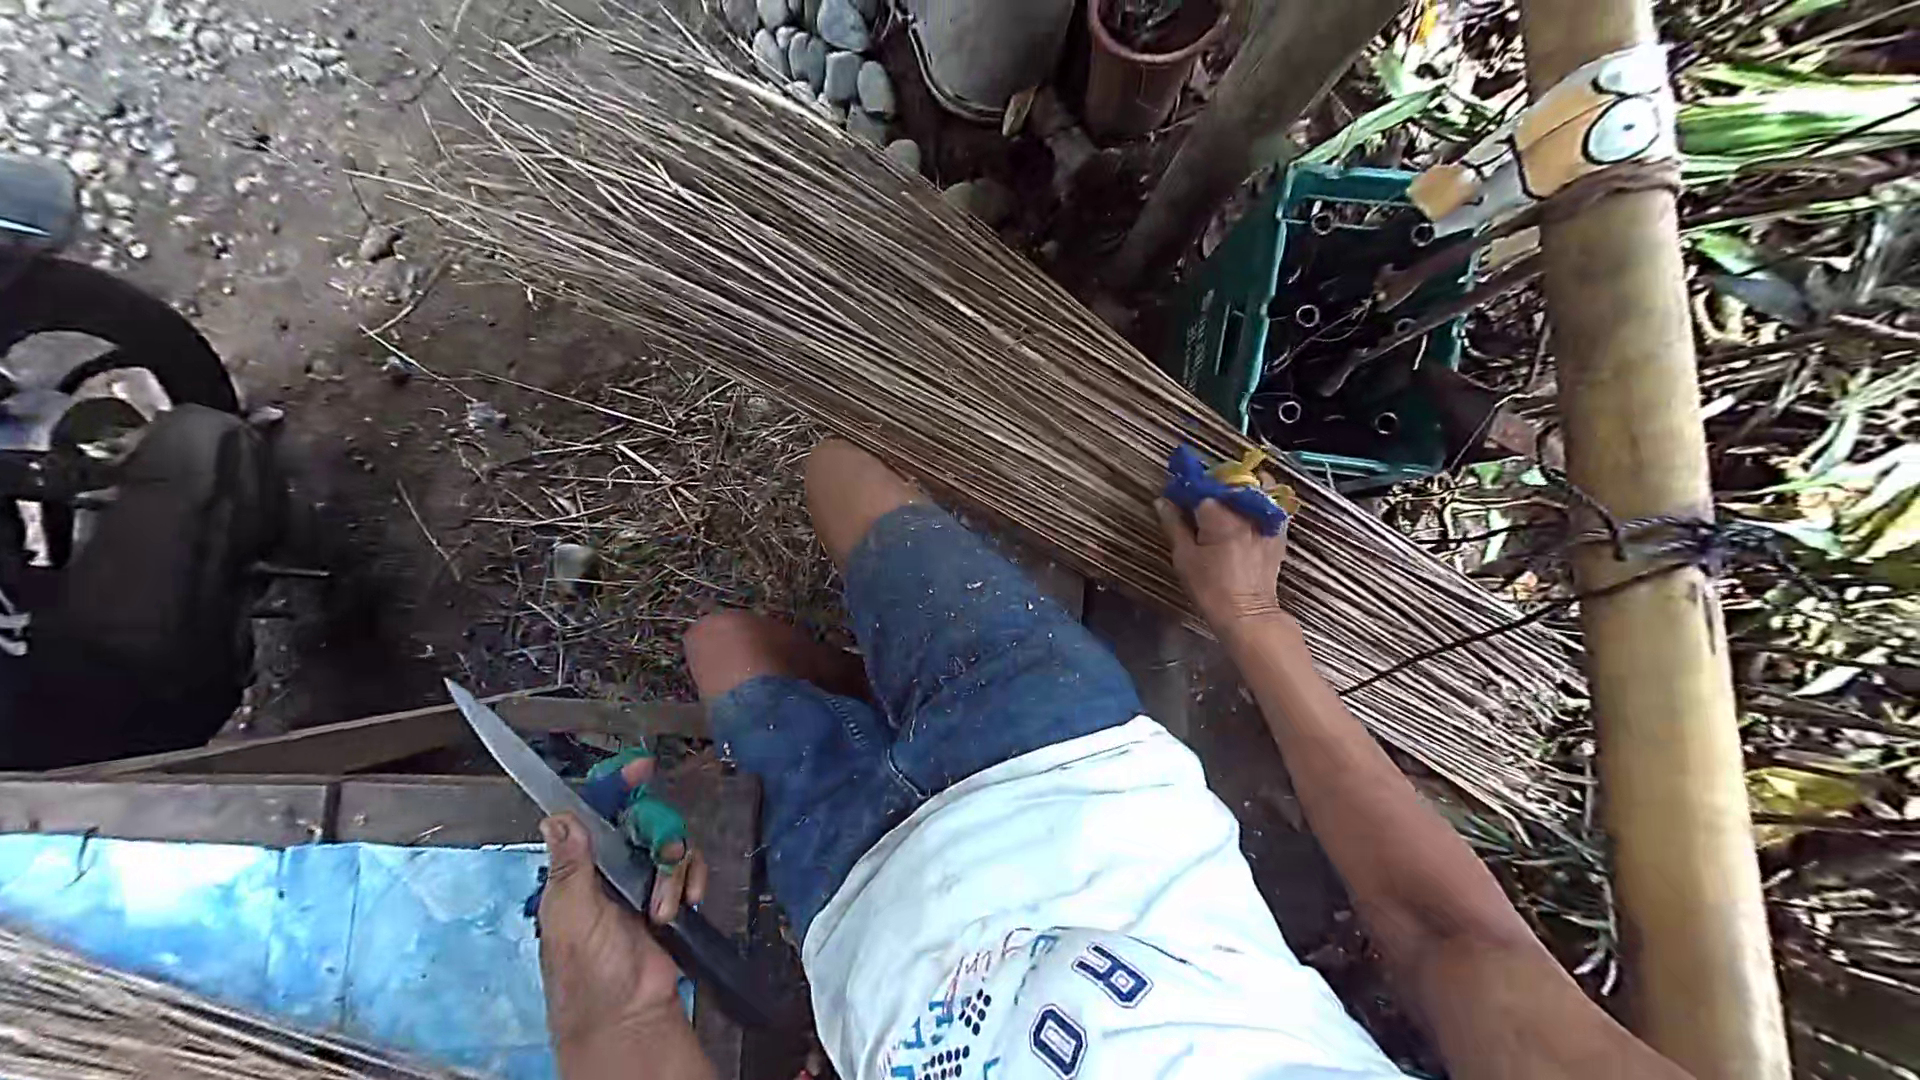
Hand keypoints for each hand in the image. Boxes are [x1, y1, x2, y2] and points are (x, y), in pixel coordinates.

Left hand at [536, 811, 708, 1063]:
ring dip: (674, 871)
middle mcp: (614, 866)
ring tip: (665, 906)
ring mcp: (646, 880)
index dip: (616, 786)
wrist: (629, 1015)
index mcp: (582, 868)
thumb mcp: (570, 918)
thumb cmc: (589, 972)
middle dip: (658, 836)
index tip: (640, 768)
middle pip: (645, 820)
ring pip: (672, 840)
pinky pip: (693, 864)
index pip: (597, 813)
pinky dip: (692, 880)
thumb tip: (557, 817)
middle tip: (660, 860)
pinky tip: (685, 904)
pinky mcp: (674, 892)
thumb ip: (570, 867)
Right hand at [1155, 496, 1290, 631]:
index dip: (1185, 488)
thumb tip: (1162, 501)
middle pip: (1227, 482)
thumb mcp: (1184, 557)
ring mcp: (1267, 519)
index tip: (1174, 494)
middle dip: (1211, 484)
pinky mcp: (1278, 530)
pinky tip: (1243, 509)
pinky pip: (1270, 502)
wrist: (1247, 614)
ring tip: (1222, 500)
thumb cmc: (1210, 588)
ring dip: (1236, 487)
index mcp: (1220, 516)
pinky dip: (1257, 498)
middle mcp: (1247, 511)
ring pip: (1253, 486)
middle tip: (1195, 499)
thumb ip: (1174, 524)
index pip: (1200, 487)